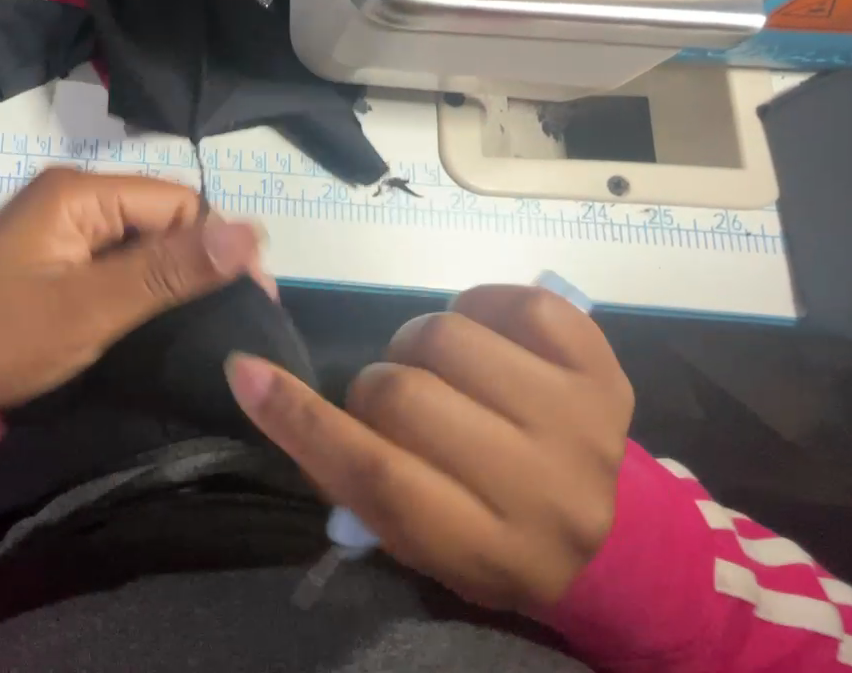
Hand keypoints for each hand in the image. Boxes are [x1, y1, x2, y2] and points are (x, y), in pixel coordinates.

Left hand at [0, 167, 267, 430]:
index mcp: (76, 191)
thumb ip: (169, 269)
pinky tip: (156, 315)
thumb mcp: (90, 308)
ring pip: (138, 240)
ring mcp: (56, 226)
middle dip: (196, 261)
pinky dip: (138, 285)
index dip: (219, 244)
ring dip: (168, 276)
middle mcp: (69, 195)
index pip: (175, 200)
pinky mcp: (50, 256)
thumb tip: (253, 231)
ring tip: (202, 323)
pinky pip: (111, 258)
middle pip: (158, 216)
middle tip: (229, 323)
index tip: (255, 302)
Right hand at [227, 285, 633, 611]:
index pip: (376, 476)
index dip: (300, 420)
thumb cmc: (478, 534)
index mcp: (479, 548)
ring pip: (447, 337)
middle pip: (404, 395)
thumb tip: (253, 378)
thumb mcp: (405, 530)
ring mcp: (581, 427)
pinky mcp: (605, 374)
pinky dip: (481, 306)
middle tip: (391, 401)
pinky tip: (483, 337)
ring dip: (420, 345)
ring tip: (439, 372)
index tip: (245, 372)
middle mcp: (540, 491)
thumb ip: (337, 464)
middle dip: (374, 387)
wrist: (606, 545)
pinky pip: (519, 302)